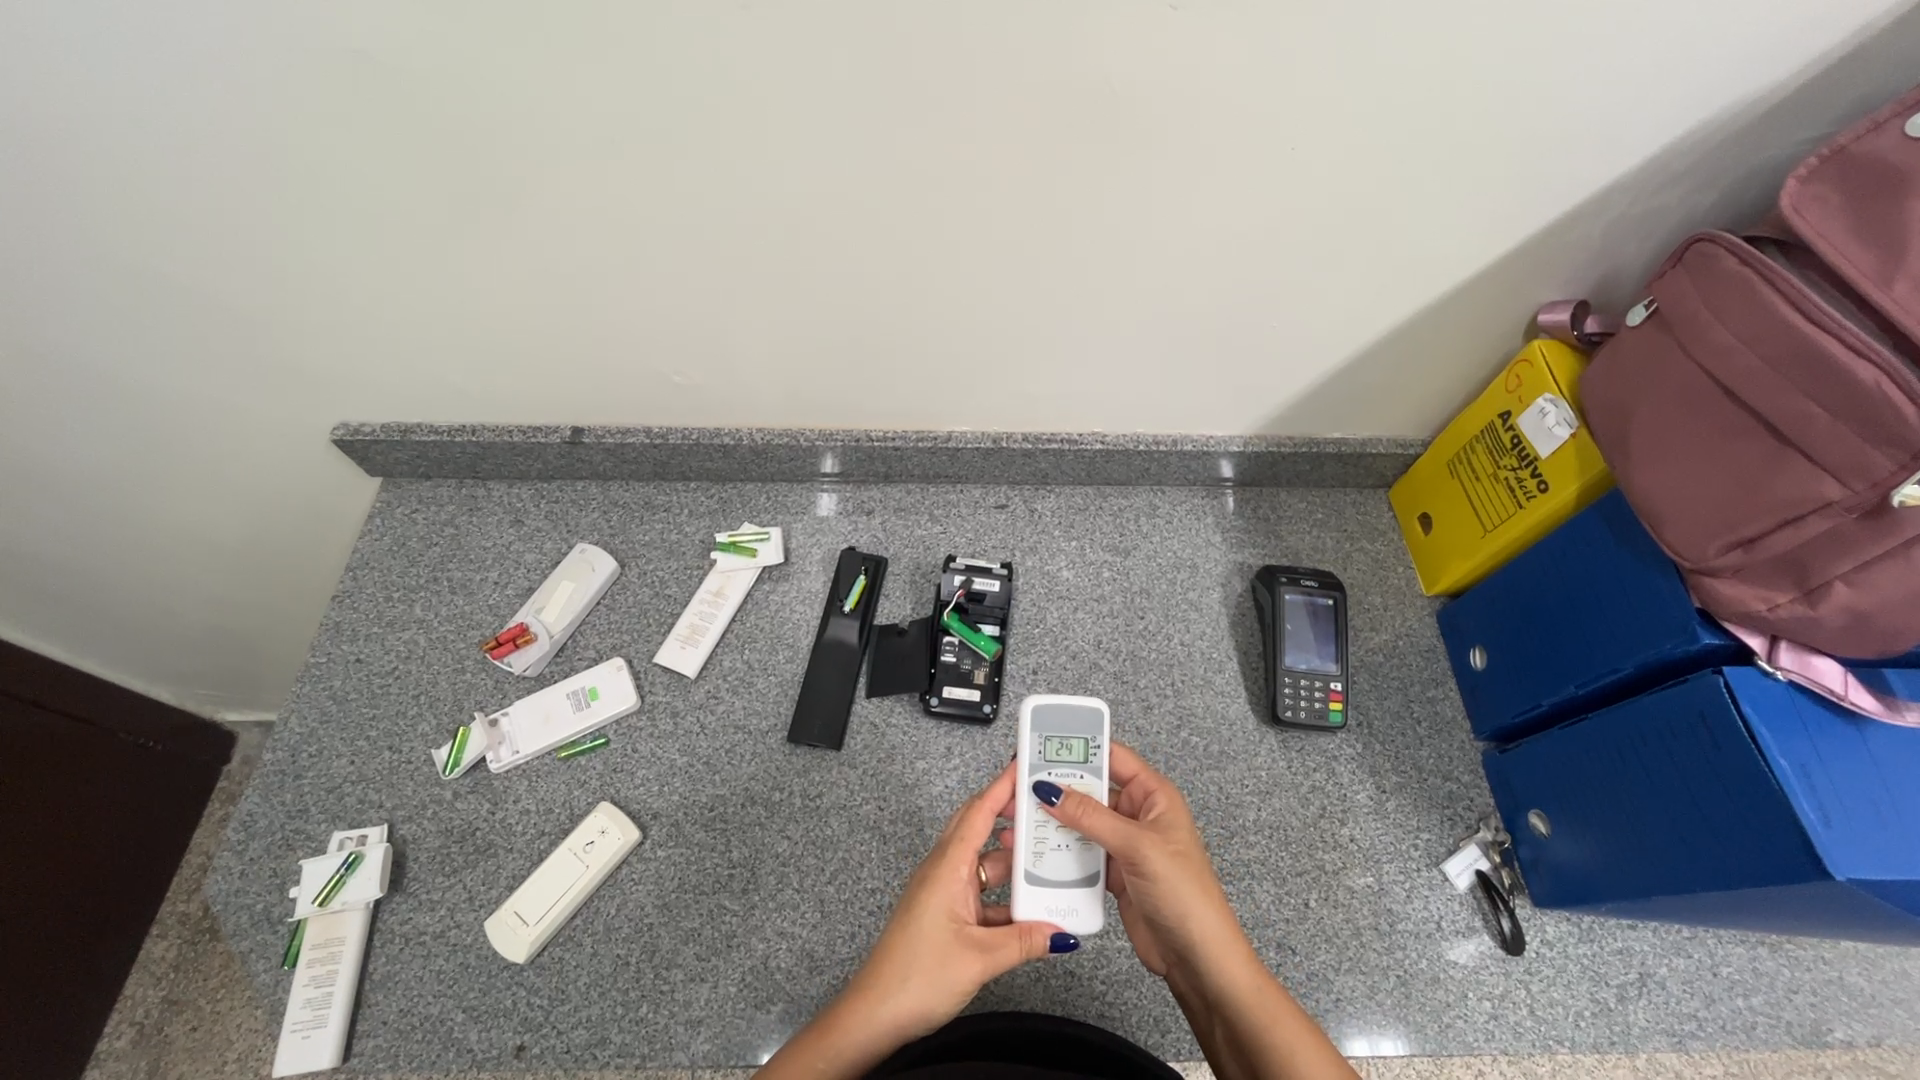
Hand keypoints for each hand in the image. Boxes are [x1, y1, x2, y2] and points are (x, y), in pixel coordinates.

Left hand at [842, 762, 1077, 1041]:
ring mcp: (943, 892)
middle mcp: (943, 871)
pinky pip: (980, 892)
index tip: (1024, 765)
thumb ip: (1025, 940)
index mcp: (947, 867)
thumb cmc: (912, 978)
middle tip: (1045, 812)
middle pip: (980, 829)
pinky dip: (1004, 897)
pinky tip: (1027, 913)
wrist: (876, 1013)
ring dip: (1012, 865)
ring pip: (984, 864)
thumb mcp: (981, 958)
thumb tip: (1059, 932)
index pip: (979, 811)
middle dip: (1012, 817)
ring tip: (1047, 867)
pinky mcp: (944, 914)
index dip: (1003, 785)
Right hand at [1034, 742, 1243, 979]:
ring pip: (1081, 822)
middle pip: (1090, 790)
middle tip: (1021, 783)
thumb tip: (1052, 790)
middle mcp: (1138, 815)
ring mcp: (1124, 844)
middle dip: (1057, 787)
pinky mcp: (1113, 872)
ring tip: (1020, 818)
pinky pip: (1079, 853)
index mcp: (1153, 795)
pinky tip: (1037, 851)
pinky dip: (1059, 852)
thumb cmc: (1188, 896)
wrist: (1196, 957)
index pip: (1112, 757)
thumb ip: (1091, 817)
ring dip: (1053, 821)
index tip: (1044, 744)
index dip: (1080, 748)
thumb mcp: (1137, 846)